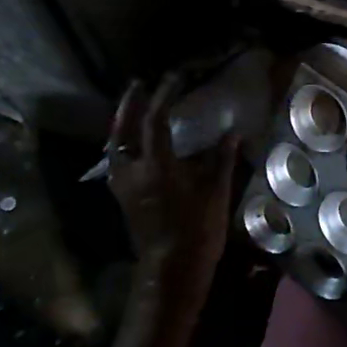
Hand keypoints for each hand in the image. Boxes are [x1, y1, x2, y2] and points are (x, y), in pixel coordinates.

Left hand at [106, 73, 240, 329]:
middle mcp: (132, 170)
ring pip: (115, 144)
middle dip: (130, 103)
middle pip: (123, 128)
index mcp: (156, 165)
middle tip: (139, 84)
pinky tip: (133, 142)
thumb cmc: (198, 230)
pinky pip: (116, 159)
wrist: (172, 269)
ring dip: (122, 122)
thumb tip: (232, 131)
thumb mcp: (216, 191)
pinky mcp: (123, 197)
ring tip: (133, 108)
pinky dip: (122, 142)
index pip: (156, 120)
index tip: (175, 78)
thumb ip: (221, 158)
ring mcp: (123, 185)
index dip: (165, 95)